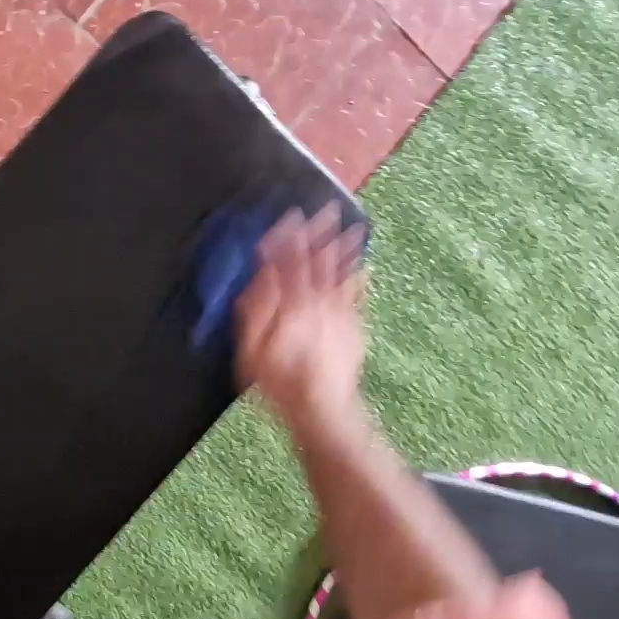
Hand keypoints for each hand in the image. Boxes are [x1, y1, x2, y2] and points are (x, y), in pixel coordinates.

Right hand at [234, 204, 367, 434]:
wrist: (322, 408)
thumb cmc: (279, 382)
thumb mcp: (252, 349)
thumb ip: (256, 311)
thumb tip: (260, 278)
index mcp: (291, 306)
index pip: (287, 264)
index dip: (287, 239)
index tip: (289, 217)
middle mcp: (318, 304)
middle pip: (318, 262)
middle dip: (320, 235)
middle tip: (325, 210)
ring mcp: (339, 316)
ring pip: (342, 275)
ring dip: (345, 250)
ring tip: (351, 228)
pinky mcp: (353, 329)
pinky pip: (358, 297)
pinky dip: (361, 279)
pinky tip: (365, 268)